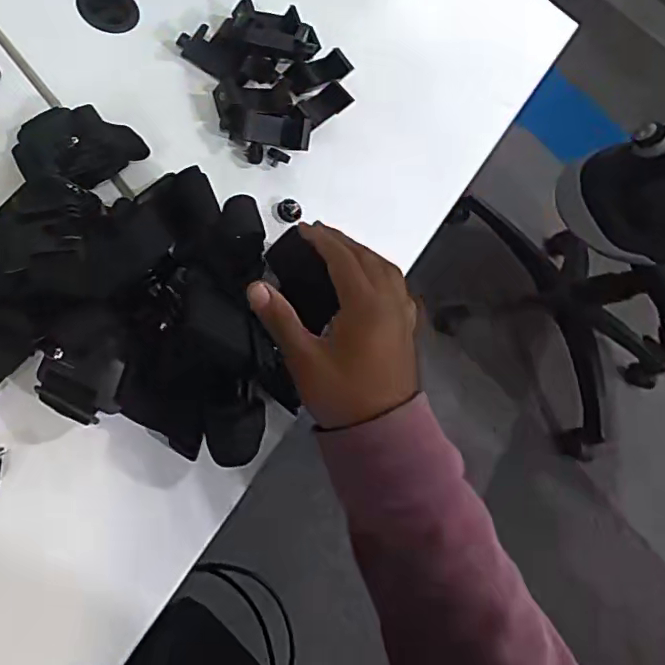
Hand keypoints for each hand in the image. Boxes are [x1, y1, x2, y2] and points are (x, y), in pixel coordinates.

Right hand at [246, 222, 419, 429]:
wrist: (386, 435)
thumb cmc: (346, 397)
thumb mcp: (304, 358)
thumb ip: (280, 318)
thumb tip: (257, 288)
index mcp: (366, 304)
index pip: (342, 258)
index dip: (321, 239)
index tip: (304, 230)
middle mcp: (389, 303)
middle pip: (366, 257)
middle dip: (341, 242)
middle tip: (317, 235)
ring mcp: (402, 315)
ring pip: (385, 268)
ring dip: (362, 253)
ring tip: (340, 250)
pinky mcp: (406, 329)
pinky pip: (396, 285)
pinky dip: (380, 271)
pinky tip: (371, 279)